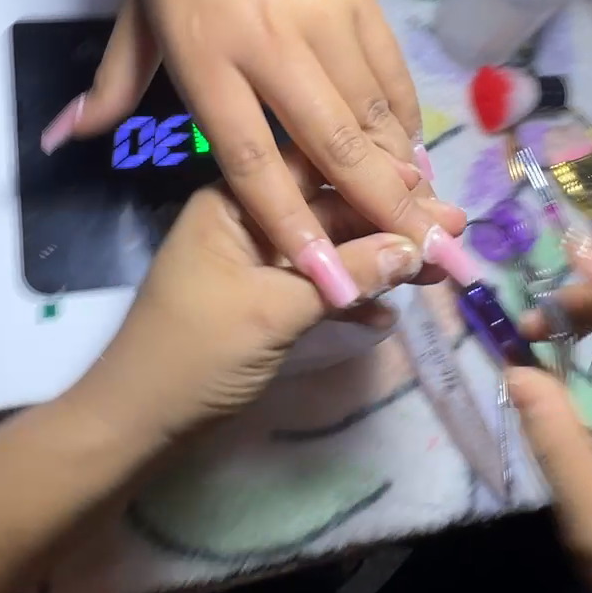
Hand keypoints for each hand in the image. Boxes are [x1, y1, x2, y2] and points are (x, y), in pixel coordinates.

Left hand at [38, 0, 482, 308]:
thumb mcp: (138, 2)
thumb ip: (114, 80)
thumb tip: (66, 136)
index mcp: (206, 55)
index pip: (250, 160)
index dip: (289, 226)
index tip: (328, 279)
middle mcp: (272, 46)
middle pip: (333, 145)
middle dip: (381, 213)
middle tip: (423, 263)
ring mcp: (325, 20)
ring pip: (373, 114)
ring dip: (401, 175)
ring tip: (428, 224)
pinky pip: (390, 74)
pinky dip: (406, 122)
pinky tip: (416, 156)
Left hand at [70, 151, 466, 442]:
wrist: (137, 423)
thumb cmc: (194, 354)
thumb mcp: (273, 310)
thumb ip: (345, 275)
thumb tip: (415, 248)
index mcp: (236, 201)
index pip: (312, 169)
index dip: (372, 173)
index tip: (430, 185)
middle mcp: (250, 220)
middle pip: (330, 210)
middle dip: (390, 222)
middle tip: (453, 229)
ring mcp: (259, 262)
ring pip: (332, 249)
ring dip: (382, 260)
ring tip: (439, 268)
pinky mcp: (267, 298)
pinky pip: (319, 284)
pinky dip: (354, 293)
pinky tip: (393, 308)